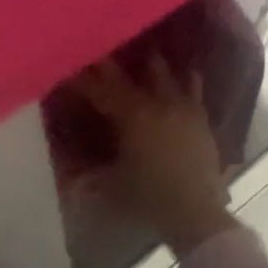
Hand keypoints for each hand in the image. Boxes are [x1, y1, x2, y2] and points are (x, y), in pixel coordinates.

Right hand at [67, 55, 236, 254]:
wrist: (196, 213)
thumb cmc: (148, 199)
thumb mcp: (109, 185)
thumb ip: (86, 172)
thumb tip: (67, 168)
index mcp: (130, 115)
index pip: (98, 89)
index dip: (80, 79)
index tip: (68, 68)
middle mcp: (155, 102)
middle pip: (126, 74)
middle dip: (107, 65)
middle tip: (96, 54)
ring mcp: (181, 105)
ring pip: (162, 70)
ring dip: (147, 64)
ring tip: (139, 55)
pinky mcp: (200, 116)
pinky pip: (192, 85)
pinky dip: (183, 77)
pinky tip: (181, 72)